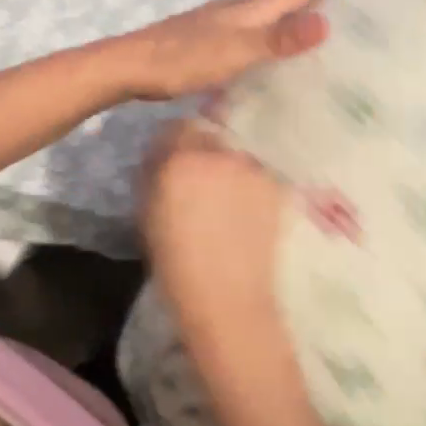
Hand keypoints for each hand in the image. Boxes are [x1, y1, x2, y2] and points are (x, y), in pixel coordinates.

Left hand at [111, 0, 359, 100]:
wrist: (129, 67)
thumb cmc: (183, 61)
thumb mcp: (236, 52)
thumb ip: (278, 40)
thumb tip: (327, 21)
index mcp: (247, 11)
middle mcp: (234, 10)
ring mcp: (216, 24)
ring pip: (262, 11)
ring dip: (288, 9)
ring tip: (312, 17)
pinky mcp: (202, 40)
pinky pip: (246, 28)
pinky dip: (265, 30)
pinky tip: (261, 48)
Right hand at [140, 121, 291, 348]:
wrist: (227, 299)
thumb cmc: (175, 264)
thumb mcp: (148, 213)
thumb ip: (155, 174)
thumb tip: (163, 156)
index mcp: (179, 160)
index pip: (177, 126)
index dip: (175, 142)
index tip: (174, 159)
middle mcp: (218, 154)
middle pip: (211, 135)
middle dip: (204, 151)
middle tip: (202, 180)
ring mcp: (252, 168)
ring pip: (238, 154)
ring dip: (231, 167)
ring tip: (229, 198)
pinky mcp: (277, 186)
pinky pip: (259, 174)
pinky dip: (252, 185)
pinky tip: (248, 211)